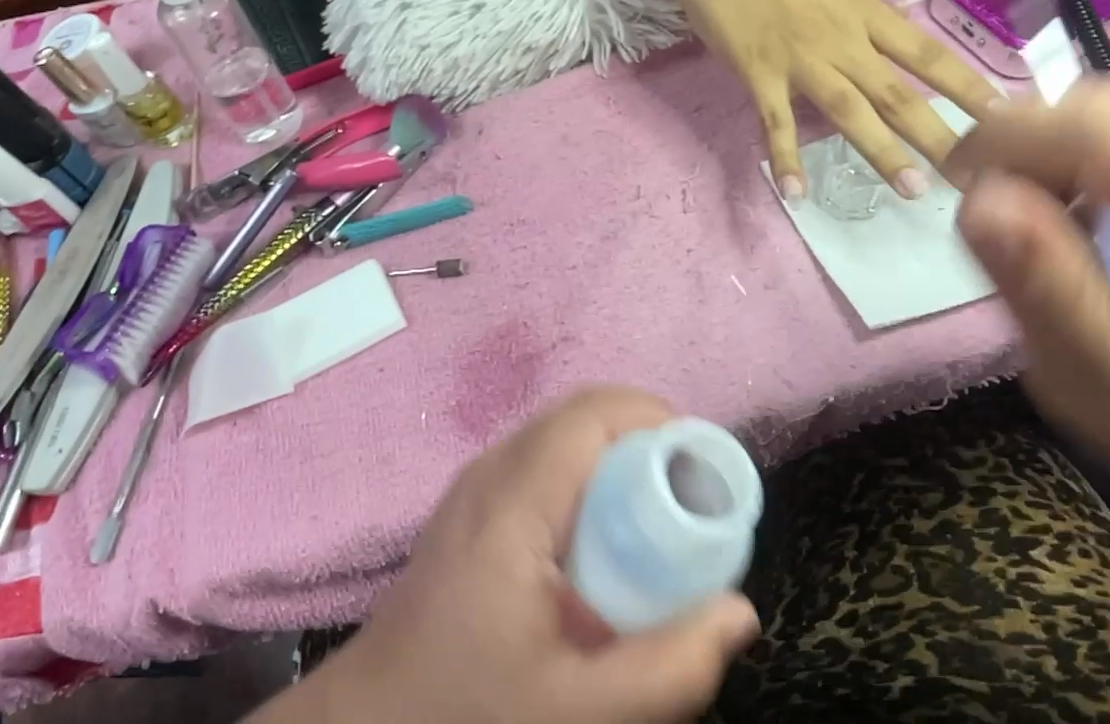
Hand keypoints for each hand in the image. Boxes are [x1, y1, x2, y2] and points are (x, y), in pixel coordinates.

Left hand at [299, 388, 758, 723]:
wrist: (370, 721)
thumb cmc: (465, 710)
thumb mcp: (576, 710)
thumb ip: (667, 669)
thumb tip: (739, 611)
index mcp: (512, 501)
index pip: (594, 415)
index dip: (661, 424)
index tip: (706, 475)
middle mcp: (491, 472)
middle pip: (584, 418)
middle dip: (650, 445)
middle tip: (695, 506)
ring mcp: (477, 486)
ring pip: (566, 438)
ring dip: (622, 464)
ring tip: (664, 525)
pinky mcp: (474, 506)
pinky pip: (547, 466)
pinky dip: (593, 483)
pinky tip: (611, 544)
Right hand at [668, 0, 999, 200]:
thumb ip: (860, 14)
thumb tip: (891, 39)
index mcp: (863, 12)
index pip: (926, 53)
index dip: (966, 85)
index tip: (1003, 116)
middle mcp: (842, 40)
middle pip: (898, 92)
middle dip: (939, 135)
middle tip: (973, 176)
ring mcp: (800, 59)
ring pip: (849, 110)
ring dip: (882, 151)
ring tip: (913, 189)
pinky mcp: (758, 74)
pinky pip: (775, 122)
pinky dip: (785, 157)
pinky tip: (796, 192)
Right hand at [945, 83, 1109, 492]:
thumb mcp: (1099, 381)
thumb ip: (1047, 291)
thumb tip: (981, 197)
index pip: (1102, 125)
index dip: (1009, 140)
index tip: (955, 188)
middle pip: (1102, 104)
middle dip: (1024, 147)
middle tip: (997, 223)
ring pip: (1106, 104)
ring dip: (1046, 152)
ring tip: (1041, 226)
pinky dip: (1073, 154)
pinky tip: (1078, 214)